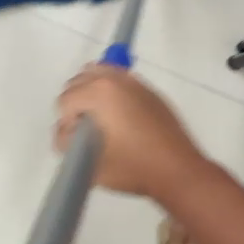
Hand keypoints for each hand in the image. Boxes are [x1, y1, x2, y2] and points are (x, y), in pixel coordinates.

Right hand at [55, 65, 210, 199]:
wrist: (178, 170)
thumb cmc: (132, 167)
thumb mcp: (90, 162)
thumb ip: (66, 143)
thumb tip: (65, 132)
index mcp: (99, 92)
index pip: (66, 99)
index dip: (68, 123)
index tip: (80, 141)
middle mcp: (115, 79)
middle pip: (79, 80)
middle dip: (77, 103)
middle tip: (87, 131)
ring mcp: (135, 82)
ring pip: (100, 73)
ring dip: (93, 92)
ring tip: (101, 120)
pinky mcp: (149, 90)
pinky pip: (120, 80)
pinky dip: (112, 91)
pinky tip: (121, 118)